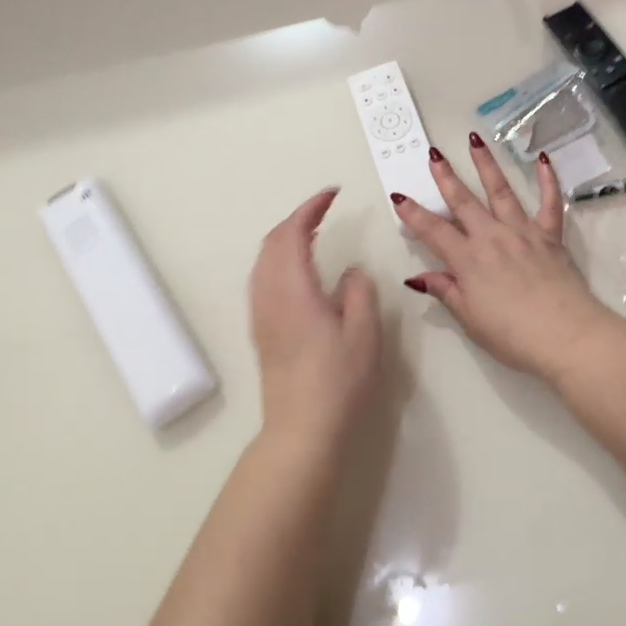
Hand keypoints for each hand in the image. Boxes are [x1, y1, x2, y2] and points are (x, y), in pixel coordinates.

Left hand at [248, 189, 381, 441]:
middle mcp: (270, 296)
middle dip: (296, 219)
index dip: (310, 209)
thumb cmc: (339, 380)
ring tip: (313, 233)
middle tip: (325, 211)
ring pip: (263, 261)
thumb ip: (359, 292)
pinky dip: (279, 259)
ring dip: (285, 239)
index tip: (332, 195)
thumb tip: (350, 272)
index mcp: (294, 290)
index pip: (293, 234)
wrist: (302, 430)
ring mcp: (261, 315)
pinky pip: (263, 279)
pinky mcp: (262, 332)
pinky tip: (299, 270)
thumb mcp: (364, 333)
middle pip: (271, 243)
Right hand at [394, 135, 615, 378]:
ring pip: (500, 191)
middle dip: (445, 177)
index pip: (434, 231)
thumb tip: (418, 276)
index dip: (414, 214)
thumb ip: (446, 291)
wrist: (565, 334)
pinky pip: (549, 202)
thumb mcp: (470, 319)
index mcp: (468, 260)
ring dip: (486, 164)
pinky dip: (547, 180)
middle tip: (433, 154)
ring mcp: (523, 232)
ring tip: (474, 140)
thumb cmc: (512, 335)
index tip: (399, 196)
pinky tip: (543, 159)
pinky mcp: (550, 235)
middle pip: (464, 202)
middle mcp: (492, 237)